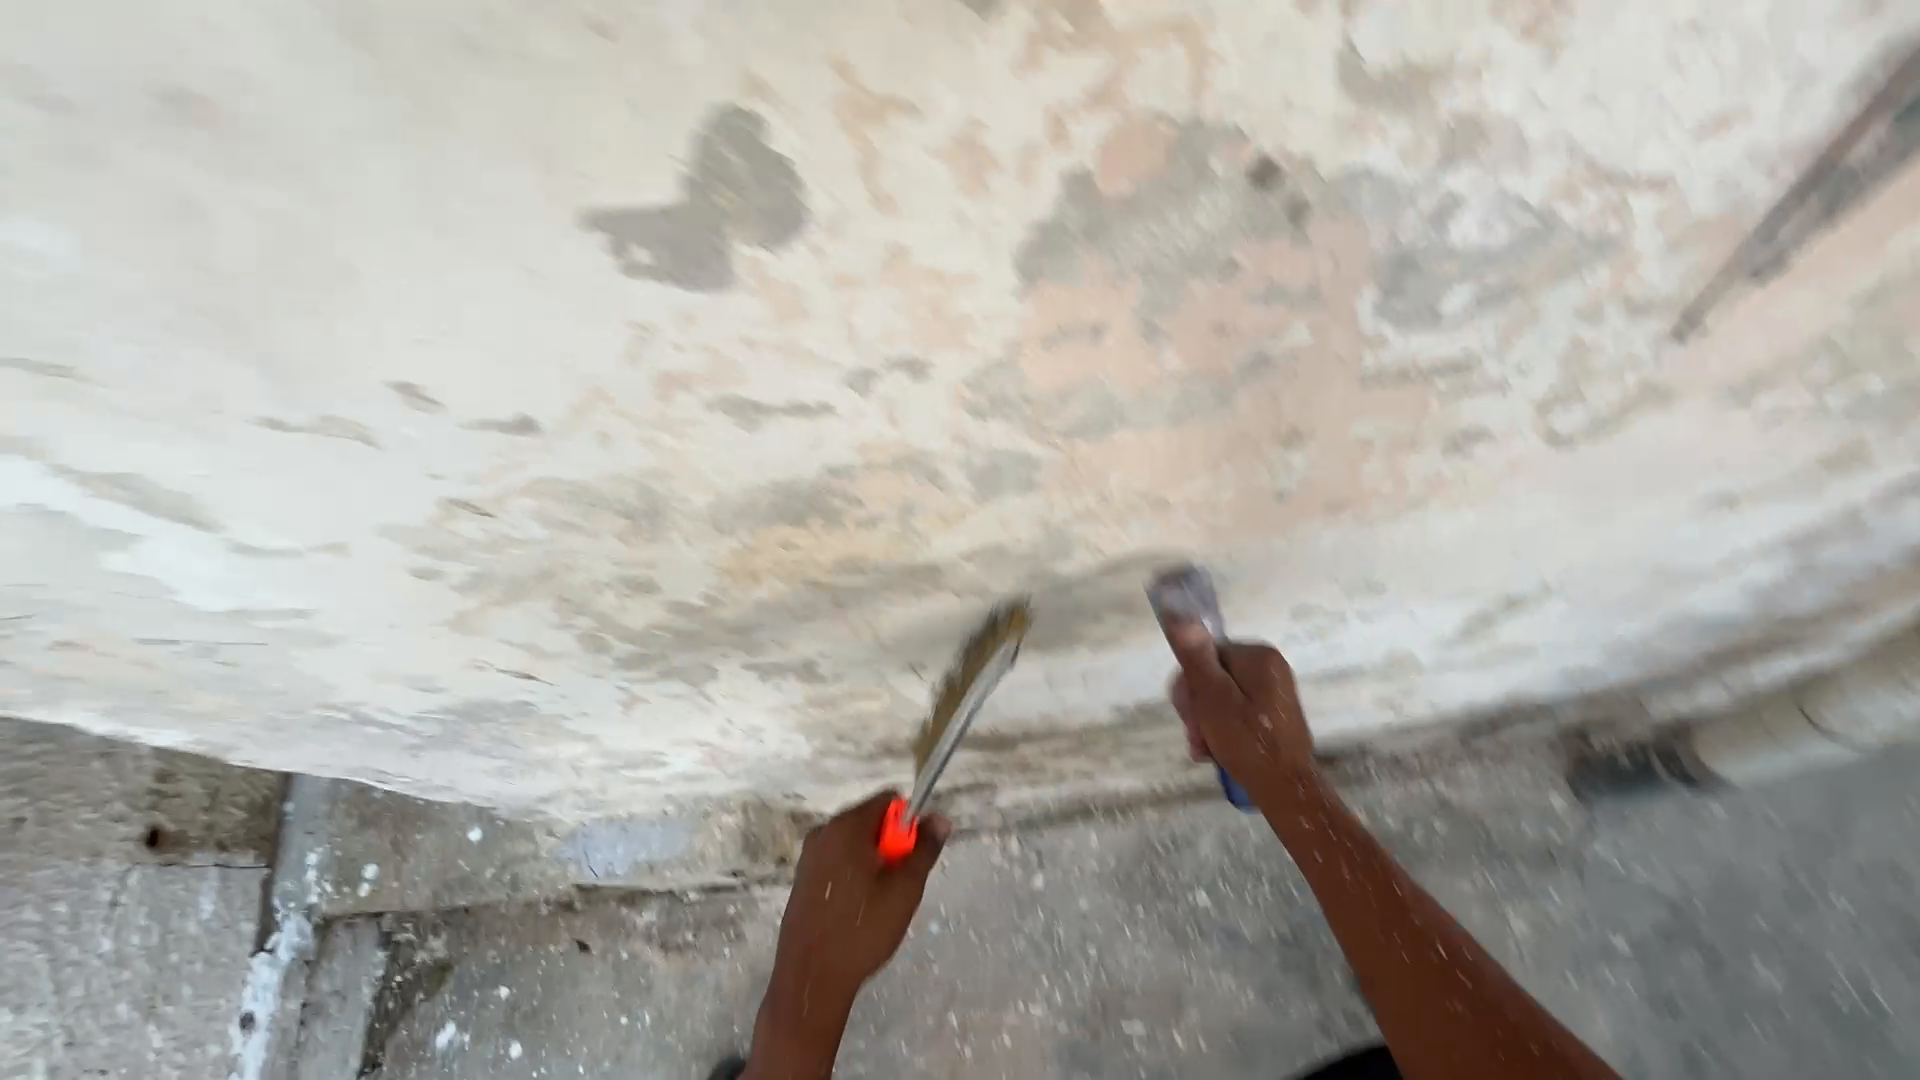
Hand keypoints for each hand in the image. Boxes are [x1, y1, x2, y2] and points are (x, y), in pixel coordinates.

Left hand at [771, 790, 949, 1002]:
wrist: (810, 979)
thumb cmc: (862, 930)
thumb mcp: (905, 889)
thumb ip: (924, 849)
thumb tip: (940, 819)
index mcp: (847, 827)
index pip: (887, 800)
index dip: (908, 823)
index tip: (912, 856)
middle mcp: (824, 832)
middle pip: (870, 820)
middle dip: (890, 844)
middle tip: (898, 884)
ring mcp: (809, 855)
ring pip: (854, 842)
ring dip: (873, 861)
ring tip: (878, 901)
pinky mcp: (802, 877)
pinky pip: (837, 860)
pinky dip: (853, 873)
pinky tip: (857, 909)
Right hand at [1163, 620, 1315, 787]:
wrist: (1286, 791)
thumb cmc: (1248, 743)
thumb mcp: (1214, 700)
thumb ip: (1197, 659)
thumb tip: (1181, 616)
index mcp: (1258, 657)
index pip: (1206, 655)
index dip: (1190, 686)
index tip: (1187, 714)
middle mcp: (1269, 667)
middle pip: (1212, 676)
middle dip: (1197, 708)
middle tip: (1196, 736)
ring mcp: (1272, 690)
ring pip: (1220, 696)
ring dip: (1205, 722)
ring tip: (1203, 749)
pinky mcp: (1273, 712)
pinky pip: (1235, 711)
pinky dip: (1221, 729)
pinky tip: (1214, 750)